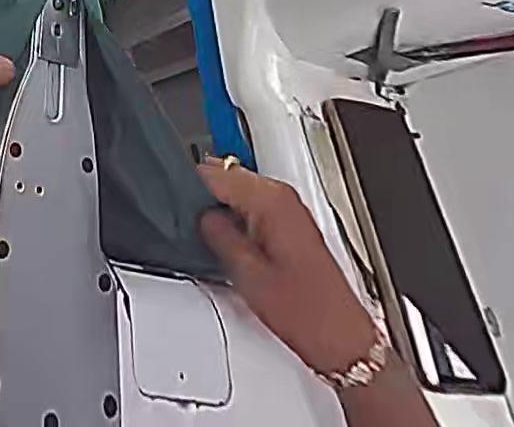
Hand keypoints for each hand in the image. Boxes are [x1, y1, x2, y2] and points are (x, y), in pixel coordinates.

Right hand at [197, 162, 379, 376]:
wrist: (343, 340)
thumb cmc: (307, 312)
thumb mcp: (247, 274)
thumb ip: (218, 234)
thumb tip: (202, 216)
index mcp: (270, 199)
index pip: (216, 172)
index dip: (189, 182)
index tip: (170, 192)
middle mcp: (282, 195)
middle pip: (229, 175)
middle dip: (204, 192)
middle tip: (183, 215)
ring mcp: (289, 207)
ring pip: (239, 189)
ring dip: (220, 204)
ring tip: (202, 230)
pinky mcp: (291, 221)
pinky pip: (253, 203)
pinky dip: (236, 214)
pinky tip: (226, 238)